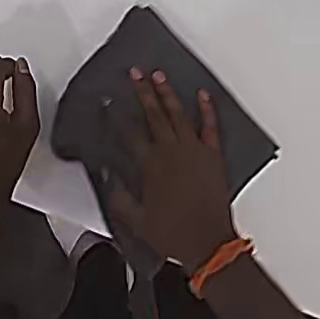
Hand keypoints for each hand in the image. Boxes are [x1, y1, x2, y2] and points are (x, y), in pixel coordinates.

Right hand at [109, 68, 237, 266]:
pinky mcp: (212, 155)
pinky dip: (207, 110)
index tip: (109, 101)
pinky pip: (210, 127)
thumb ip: (119, 196)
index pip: (129, 132)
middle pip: (153, 114)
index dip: (117, 115)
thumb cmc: (174, 233)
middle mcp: (170, 151)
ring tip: (159, 75)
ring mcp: (193, 150)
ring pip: (177, 113)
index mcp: (151, 164)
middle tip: (135, 73)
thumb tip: (107, 176)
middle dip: (142, 91)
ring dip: (167, 92)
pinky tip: (203, 95)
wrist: (209, 245)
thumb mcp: (137, 220)